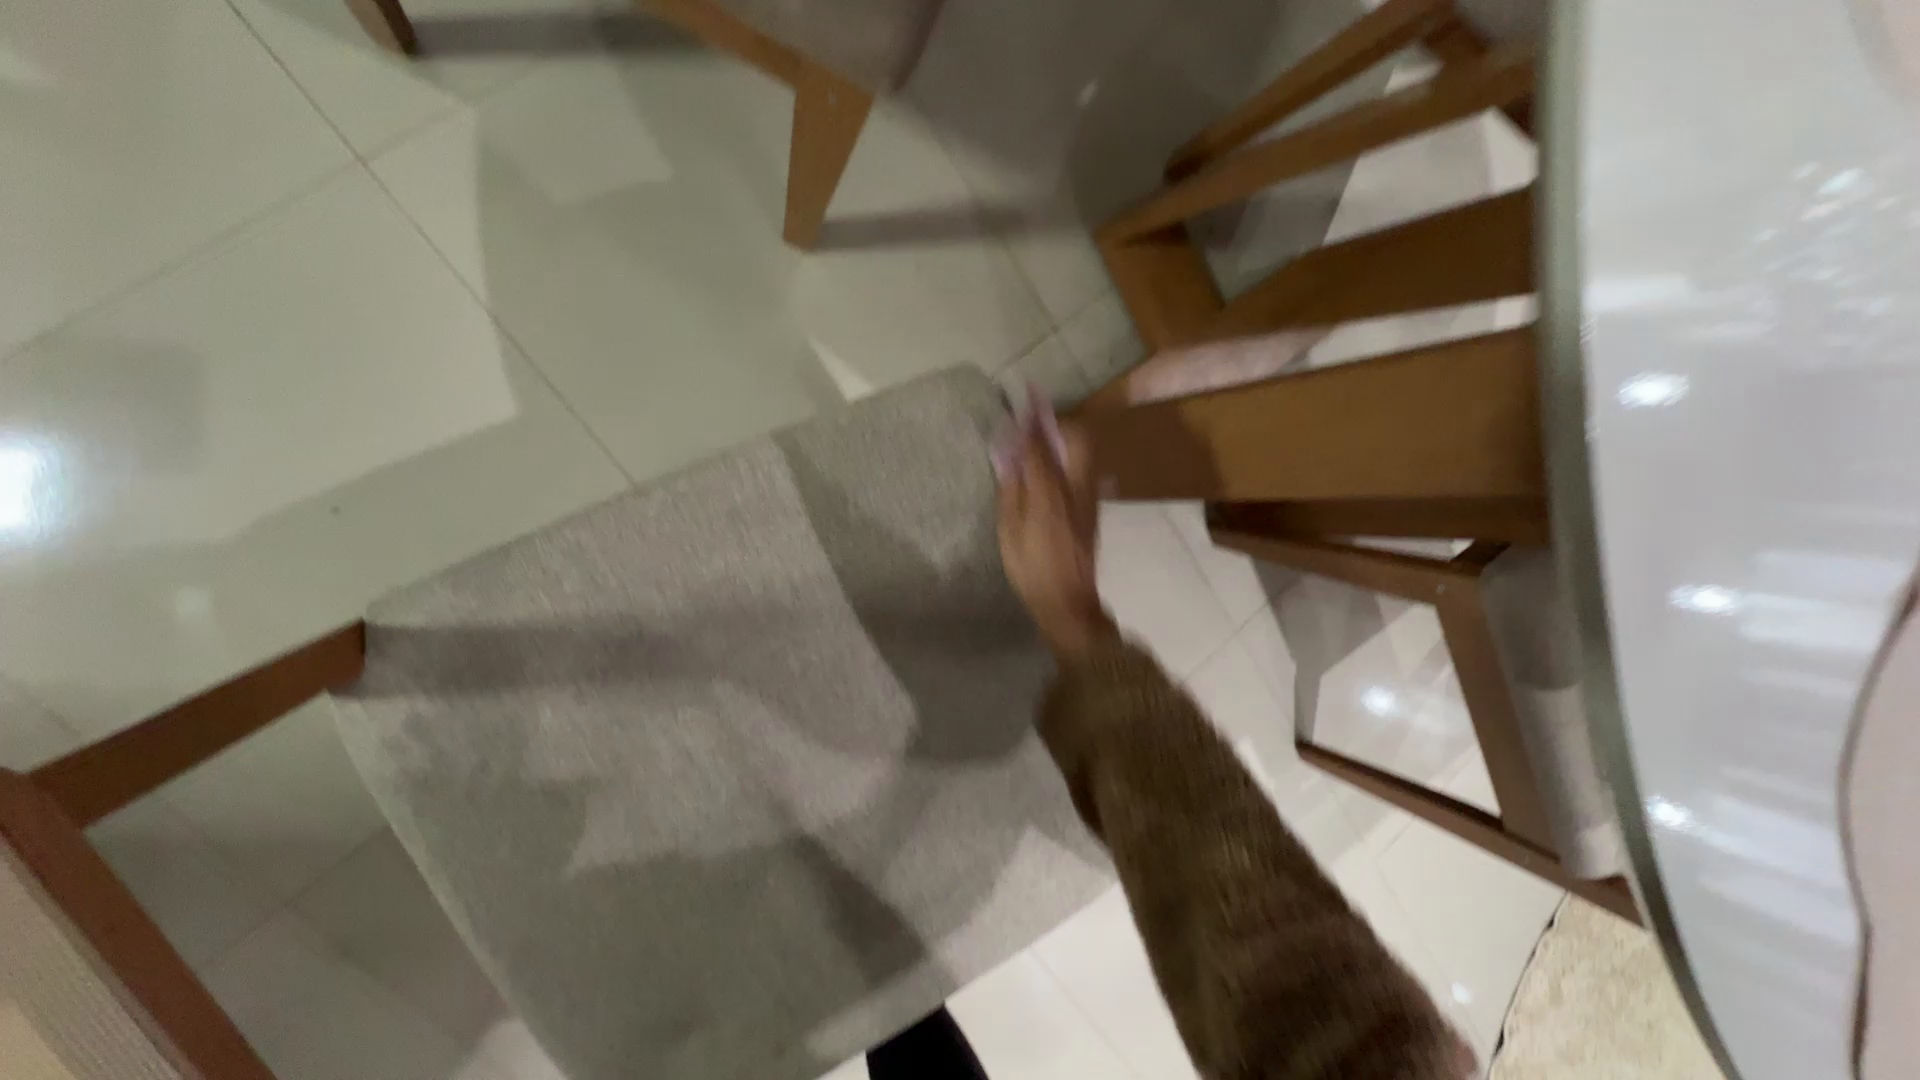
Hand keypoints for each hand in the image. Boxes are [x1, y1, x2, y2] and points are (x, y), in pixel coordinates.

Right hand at [993, 394, 1117, 662]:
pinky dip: (1068, 459)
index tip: (1025, 395)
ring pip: (1083, 454)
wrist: (1069, 601)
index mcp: (1050, 491)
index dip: (1031, 419)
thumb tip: (1009, 453)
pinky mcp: (1091, 511)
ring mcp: (1088, 499)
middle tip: (1036, 418)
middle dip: (1057, 423)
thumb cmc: (1031, 568)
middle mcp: (1075, 487)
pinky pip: (1082, 470)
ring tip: (1043, 439)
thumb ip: (1012, 488)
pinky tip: (1052, 469)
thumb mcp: (1010, 530)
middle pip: (1076, 440)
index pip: (1040, 444)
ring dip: (1064, 439)